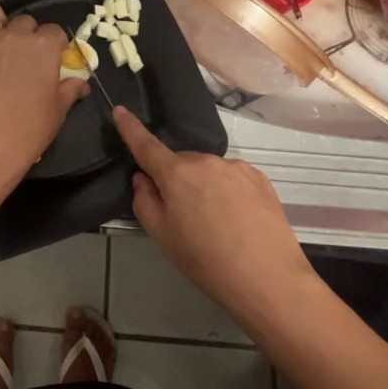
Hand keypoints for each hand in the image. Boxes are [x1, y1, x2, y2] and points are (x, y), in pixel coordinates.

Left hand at [0, 4, 89, 199]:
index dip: (54, 45)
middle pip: (24, 21)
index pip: (55, 31)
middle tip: (23, 57)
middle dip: (26, 35)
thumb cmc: (28, 130)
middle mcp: (15, 35)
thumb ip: (69, 90)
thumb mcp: (58, 112)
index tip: (52, 59)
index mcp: (44, 46)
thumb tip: (80, 82)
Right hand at [114, 106, 316, 327]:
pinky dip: (227, 192)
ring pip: (208, 170)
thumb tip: (144, 178)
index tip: (120, 110)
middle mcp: (206, 161)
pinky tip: (237, 220)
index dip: (130, 128)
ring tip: (216, 224)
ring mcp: (236, 167)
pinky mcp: (260, 178)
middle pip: (180, 163)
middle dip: (176, 180)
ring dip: (204, 186)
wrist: (268, 278)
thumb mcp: (162, 237)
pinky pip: (232, 177)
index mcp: (177, 173)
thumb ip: (145, 201)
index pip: (146, 145)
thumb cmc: (206, 261)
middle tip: (183, 217)